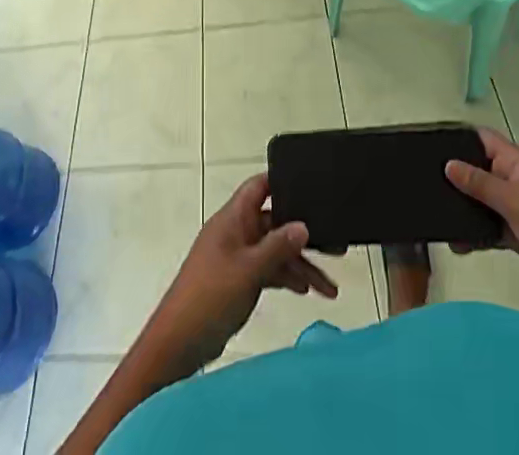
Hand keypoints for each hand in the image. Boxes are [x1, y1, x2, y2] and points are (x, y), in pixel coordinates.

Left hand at [139, 173, 336, 372]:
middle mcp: (235, 232)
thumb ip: (278, 247)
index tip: (312, 184)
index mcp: (232, 218)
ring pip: (274, 250)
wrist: (182, 338)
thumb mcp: (249, 269)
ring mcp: (236, 255)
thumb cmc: (211, 295)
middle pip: (273, 222)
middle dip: (302, 234)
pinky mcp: (238, 278)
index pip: (258, 186)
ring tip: (330, 288)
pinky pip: (268, 270)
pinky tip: (306, 291)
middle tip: (336, 247)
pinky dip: (286, 277)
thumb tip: (303, 225)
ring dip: (300, 264)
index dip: (281, 181)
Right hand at [444, 128, 518, 318]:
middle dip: (454, 174)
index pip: (486, 141)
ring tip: (430, 212)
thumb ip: (482, 184)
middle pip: (479, 170)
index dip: (460, 137)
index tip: (427, 141)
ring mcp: (518, 212)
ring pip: (481, 202)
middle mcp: (517, 184)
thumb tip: (448, 164)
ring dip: (461, 208)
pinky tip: (454, 243)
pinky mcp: (518, 238)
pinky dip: (472, 235)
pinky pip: (488, 229)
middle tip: (419, 178)